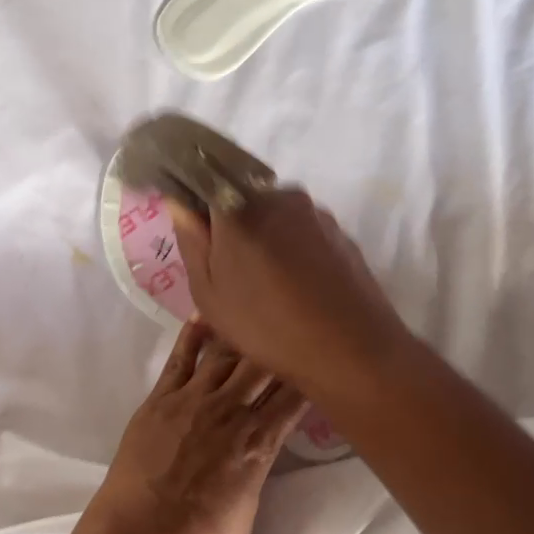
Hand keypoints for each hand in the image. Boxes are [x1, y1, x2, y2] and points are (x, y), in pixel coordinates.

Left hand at [86, 319, 306, 533]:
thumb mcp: (248, 506)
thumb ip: (257, 466)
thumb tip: (259, 447)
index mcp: (258, 442)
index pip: (291, 398)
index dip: (306, 375)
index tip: (316, 357)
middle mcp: (229, 411)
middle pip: (260, 366)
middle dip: (276, 347)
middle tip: (287, 327)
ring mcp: (192, 399)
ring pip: (222, 355)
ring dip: (239, 334)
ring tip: (251, 313)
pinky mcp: (161, 397)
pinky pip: (180, 358)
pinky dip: (192, 335)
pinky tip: (203, 316)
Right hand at [167, 188, 414, 407]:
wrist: (355, 354)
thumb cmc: (268, 325)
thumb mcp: (209, 293)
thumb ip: (191, 241)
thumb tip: (178, 202)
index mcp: (237, 205)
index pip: (204, 179)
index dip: (194, 202)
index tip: (193, 231)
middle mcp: (277, 196)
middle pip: (241, 197)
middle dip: (230, 224)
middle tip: (228, 269)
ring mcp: (314, 214)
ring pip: (274, 216)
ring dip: (264, 238)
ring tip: (265, 285)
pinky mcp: (340, 233)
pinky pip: (302, 232)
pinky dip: (292, 251)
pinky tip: (295, 289)